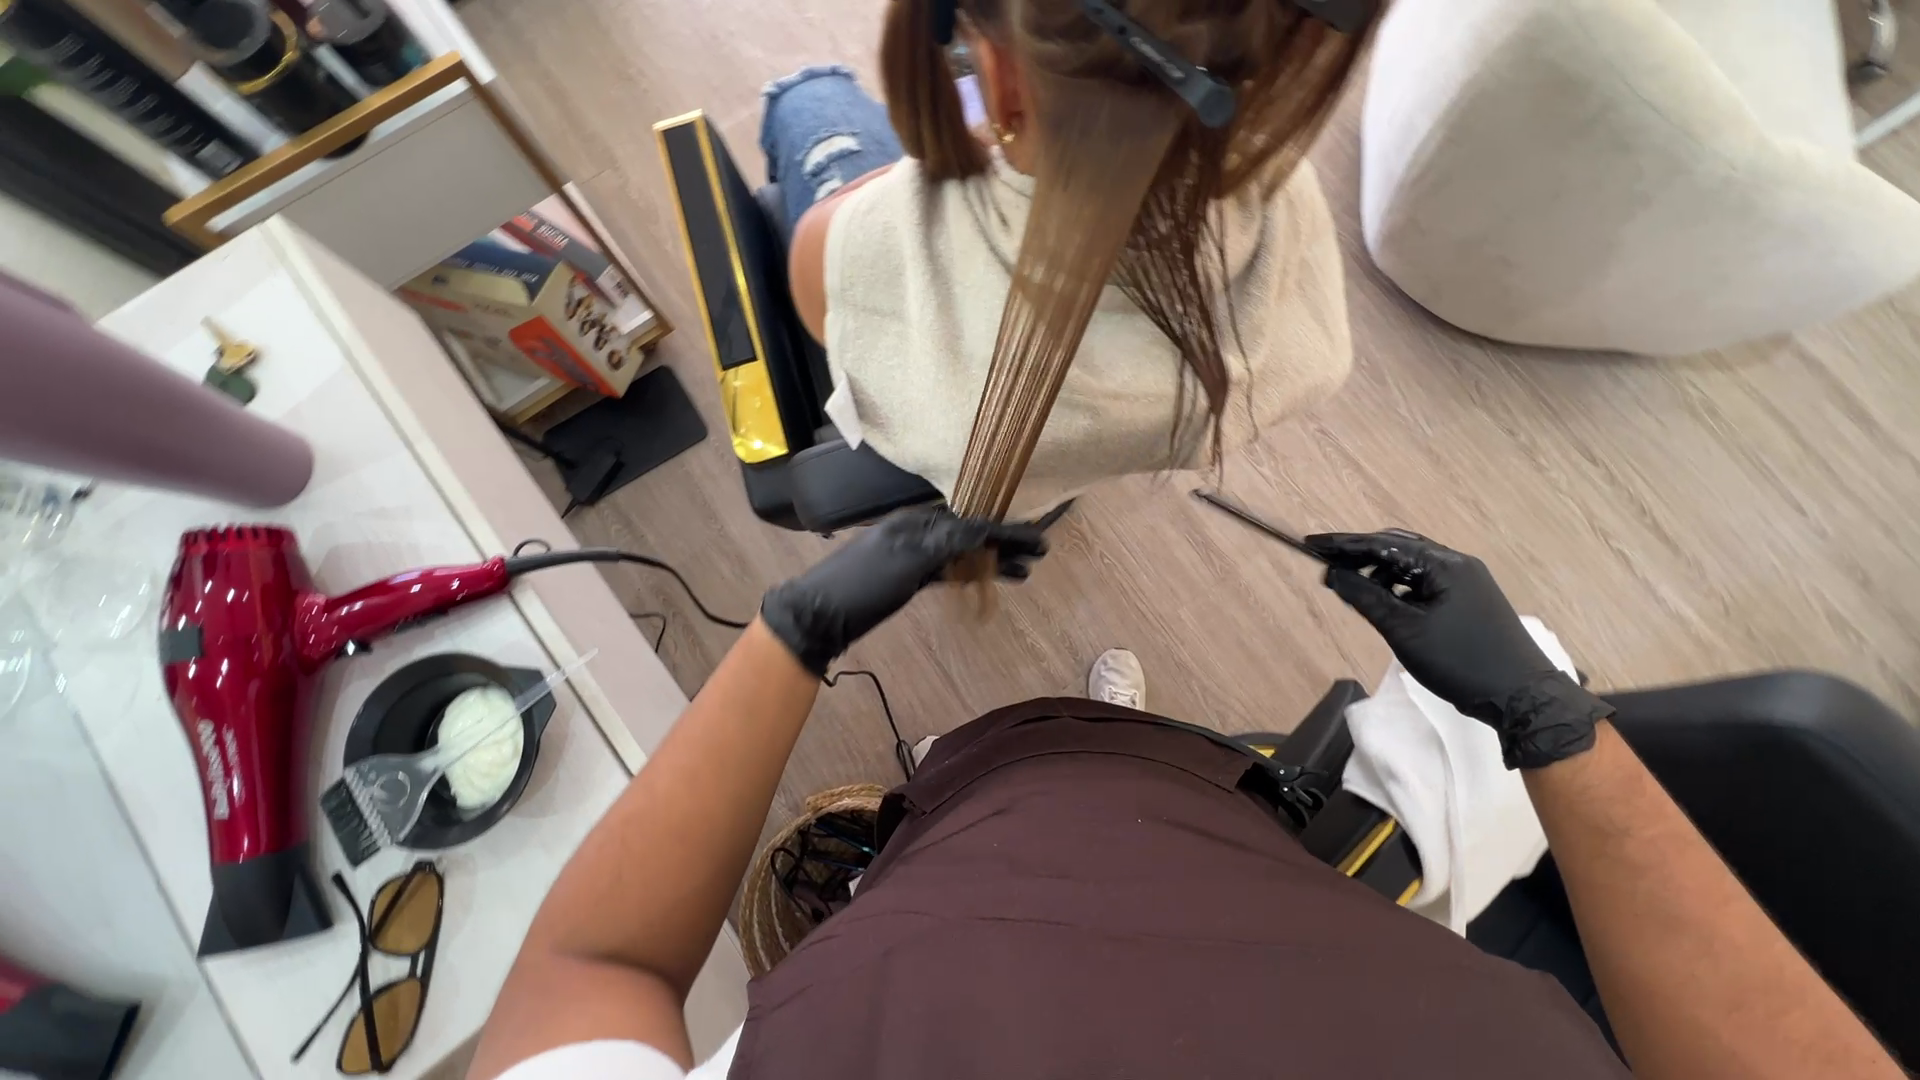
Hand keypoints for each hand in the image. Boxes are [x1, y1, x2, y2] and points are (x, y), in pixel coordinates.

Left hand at [760, 507, 1047, 674]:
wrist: (819, 614)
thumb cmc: (862, 585)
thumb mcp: (907, 562)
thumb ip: (946, 544)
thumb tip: (983, 529)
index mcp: (917, 522)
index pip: (973, 523)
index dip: (1007, 533)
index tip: (1039, 540)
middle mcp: (917, 532)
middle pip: (971, 535)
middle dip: (1005, 545)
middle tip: (1040, 555)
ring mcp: (912, 555)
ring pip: (962, 555)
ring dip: (992, 563)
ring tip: (1024, 574)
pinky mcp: (906, 577)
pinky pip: (947, 571)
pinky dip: (968, 575)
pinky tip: (986, 580)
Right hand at [1306, 530, 1609, 768]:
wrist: (1521, 696)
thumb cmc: (1459, 659)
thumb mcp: (1403, 629)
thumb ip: (1365, 597)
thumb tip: (1333, 574)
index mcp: (1444, 564)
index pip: (1383, 544)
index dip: (1343, 544)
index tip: (1310, 544)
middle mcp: (1457, 564)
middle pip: (1398, 548)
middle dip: (1360, 554)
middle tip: (1327, 563)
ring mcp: (1466, 582)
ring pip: (1411, 565)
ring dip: (1379, 570)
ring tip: (1350, 585)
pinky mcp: (1468, 600)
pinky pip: (1423, 581)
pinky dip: (1397, 585)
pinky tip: (1382, 599)